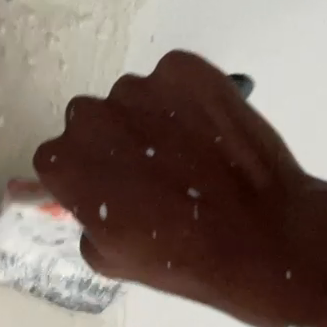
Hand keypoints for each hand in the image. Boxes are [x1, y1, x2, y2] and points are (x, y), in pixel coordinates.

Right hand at [33, 50, 312, 324]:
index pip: (59, 158)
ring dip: (150, 118)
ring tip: (192, 155)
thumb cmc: (181, 258)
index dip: (87, 174)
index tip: (114, 190)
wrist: (267, 237)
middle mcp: (89, 115)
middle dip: (113, 141)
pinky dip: (188, 97)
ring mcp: (137, 87)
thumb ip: (85, 218)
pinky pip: (174, 78)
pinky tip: (212, 131)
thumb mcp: (111, 258)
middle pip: (91, 122)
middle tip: (153, 172)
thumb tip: (93, 200)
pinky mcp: (182, 68)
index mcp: (62, 161)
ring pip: (133, 99)